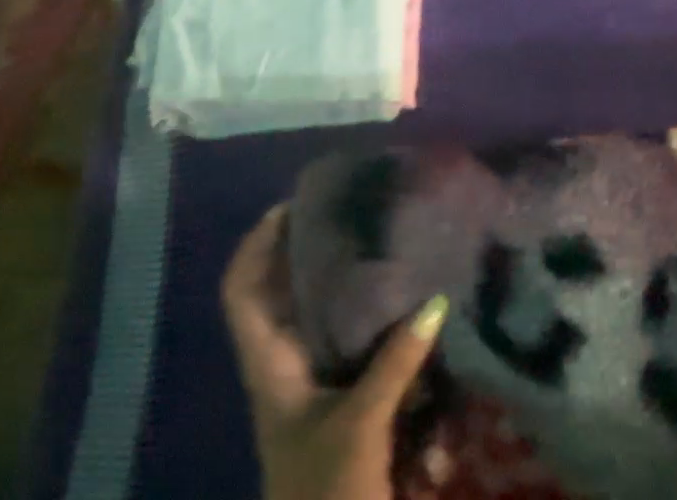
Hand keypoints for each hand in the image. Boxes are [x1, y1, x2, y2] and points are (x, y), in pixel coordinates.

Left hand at [222, 204, 448, 499]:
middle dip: (316, 257)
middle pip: (287, 297)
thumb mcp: (361, 424)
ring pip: (326, 322)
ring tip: (390, 253)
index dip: (257, 245)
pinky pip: (362, 353)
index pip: (241, 291)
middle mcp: (286, 368)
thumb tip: (435, 301)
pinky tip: (418, 317)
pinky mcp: (346, 407)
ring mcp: (316, 389)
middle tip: (360, 220)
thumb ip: (397, 362)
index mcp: (268, 366)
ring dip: (353, 292)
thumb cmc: (325, 490)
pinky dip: (384, 332)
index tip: (295, 206)